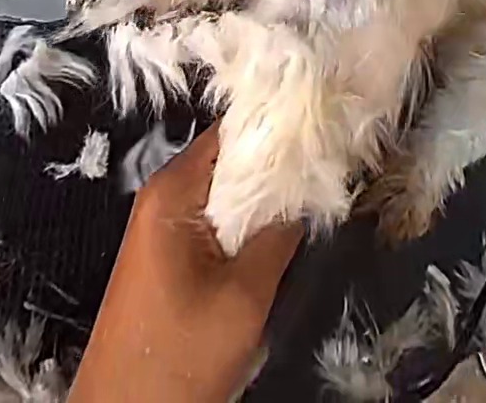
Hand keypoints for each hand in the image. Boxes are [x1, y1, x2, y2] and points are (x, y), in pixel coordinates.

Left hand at [69, 126, 303, 402]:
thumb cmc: (177, 360)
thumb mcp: (244, 295)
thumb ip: (280, 234)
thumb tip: (308, 194)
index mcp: (172, 191)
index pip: (232, 130)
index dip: (276, 126)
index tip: (318, 130)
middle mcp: (163, 196)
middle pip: (230, 156)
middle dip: (275, 162)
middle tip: (322, 167)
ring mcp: (163, 226)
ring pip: (226, 189)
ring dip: (263, 194)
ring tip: (309, 195)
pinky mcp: (168, 253)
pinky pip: (215, 216)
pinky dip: (246, 218)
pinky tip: (278, 229)